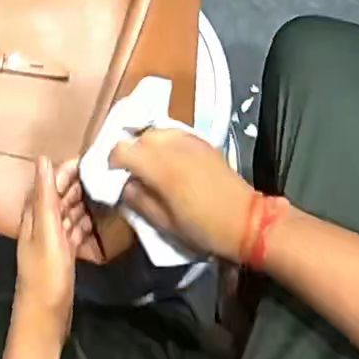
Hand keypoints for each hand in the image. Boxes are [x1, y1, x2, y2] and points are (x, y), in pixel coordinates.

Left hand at [12, 156, 90, 343]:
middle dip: (82, 182)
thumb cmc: (46, 275)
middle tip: (108, 174)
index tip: (94, 159)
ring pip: (71, 210)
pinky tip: (101, 217)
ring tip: (108, 191)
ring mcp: (54, 237)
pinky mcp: (64, 252)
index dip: (70, 168)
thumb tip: (43, 158)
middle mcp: (43, 221)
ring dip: (86, 200)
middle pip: (63, 193)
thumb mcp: (47, 232)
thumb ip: (45, 196)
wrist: (45, 321)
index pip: (53, 180)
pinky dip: (86, 221)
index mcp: (36, 213)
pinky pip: (76, 228)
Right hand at [110, 129, 260, 261]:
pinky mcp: (201, 139)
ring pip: (156, 131)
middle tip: (132, 172)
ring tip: (150, 164)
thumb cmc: (203, 227)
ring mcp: (187, 138)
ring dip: (148, 144)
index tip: (113, 175)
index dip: (113, 161)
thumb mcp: (165, 223)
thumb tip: (124, 186)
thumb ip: (140, 200)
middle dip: (131, 151)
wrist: (246, 220)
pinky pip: (174, 132)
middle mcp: (169, 144)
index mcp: (158, 166)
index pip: (122, 149)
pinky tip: (170, 158)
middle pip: (138, 136)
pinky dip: (165, 141)